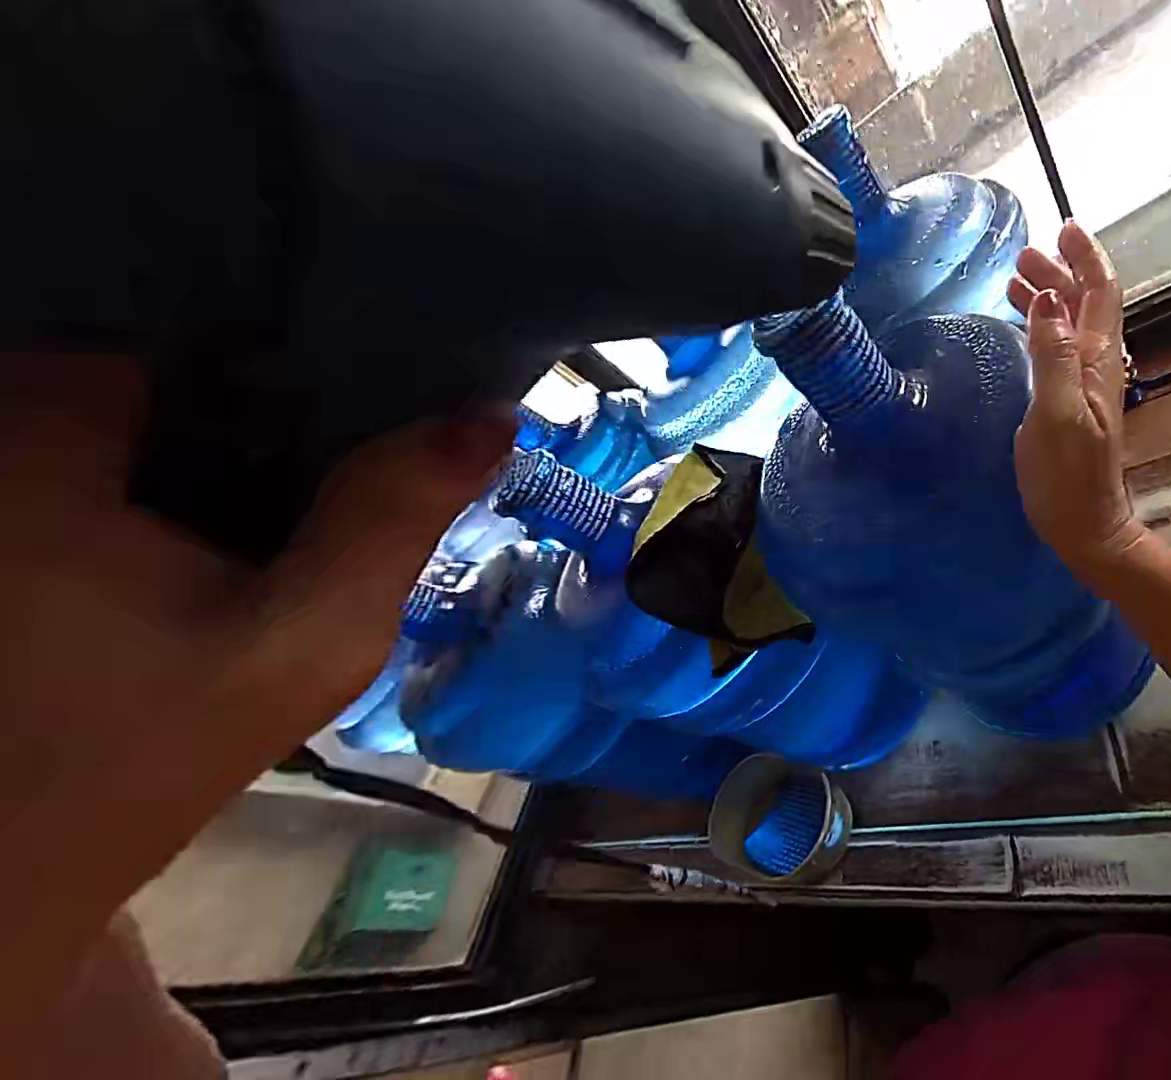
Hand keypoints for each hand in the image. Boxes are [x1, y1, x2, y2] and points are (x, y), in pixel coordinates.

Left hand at [0, 356, 513, 1040]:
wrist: (23, 861)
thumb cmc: (164, 744)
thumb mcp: (312, 633)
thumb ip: (395, 518)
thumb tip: (494, 417)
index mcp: (37, 457)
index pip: (189, 346)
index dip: (302, 362)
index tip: (392, 393)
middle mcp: (8, 453)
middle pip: (183, 383)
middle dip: (292, 409)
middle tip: (389, 446)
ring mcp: (18, 493)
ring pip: (166, 424)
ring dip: (262, 443)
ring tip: (353, 473)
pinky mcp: (33, 531)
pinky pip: (142, 467)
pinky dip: (219, 475)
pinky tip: (276, 515)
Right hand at [1008, 221, 1148, 573]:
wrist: (1085, 526)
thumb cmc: (1068, 477)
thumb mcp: (1057, 415)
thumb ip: (1054, 356)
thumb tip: (1048, 297)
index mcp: (1099, 362)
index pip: (1101, 293)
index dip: (1086, 258)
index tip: (1063, 228)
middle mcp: (1097, 367)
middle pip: (1085, 305)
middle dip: (1060, 272)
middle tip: (1023, 255)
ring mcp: (1083, 387)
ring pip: (1070, 327)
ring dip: (1048, 298)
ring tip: (1015, 280)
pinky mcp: (1068, 406)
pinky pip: (1058, 352)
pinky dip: (1040, 329)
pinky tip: (1021, 329)